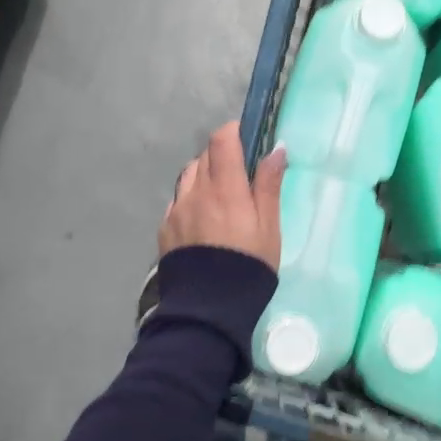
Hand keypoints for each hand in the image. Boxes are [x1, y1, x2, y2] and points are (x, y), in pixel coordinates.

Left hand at [158, 122, 286, 271]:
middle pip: (204, 156)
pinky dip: (190, 198)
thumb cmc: (249, 265)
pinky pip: (177, 200)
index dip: (233, 132)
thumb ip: (269, 185)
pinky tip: (202, 218)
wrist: (208, 309)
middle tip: (239, 173)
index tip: (246, 138)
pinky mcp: (165, 228)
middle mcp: (196, 192)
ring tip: (220, 195)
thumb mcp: (269, 227)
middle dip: (222, 155)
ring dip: (203, 174)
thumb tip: (276, 149)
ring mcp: (176, 210)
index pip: (222, 140)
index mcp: (225, 188)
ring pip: (188, 176)